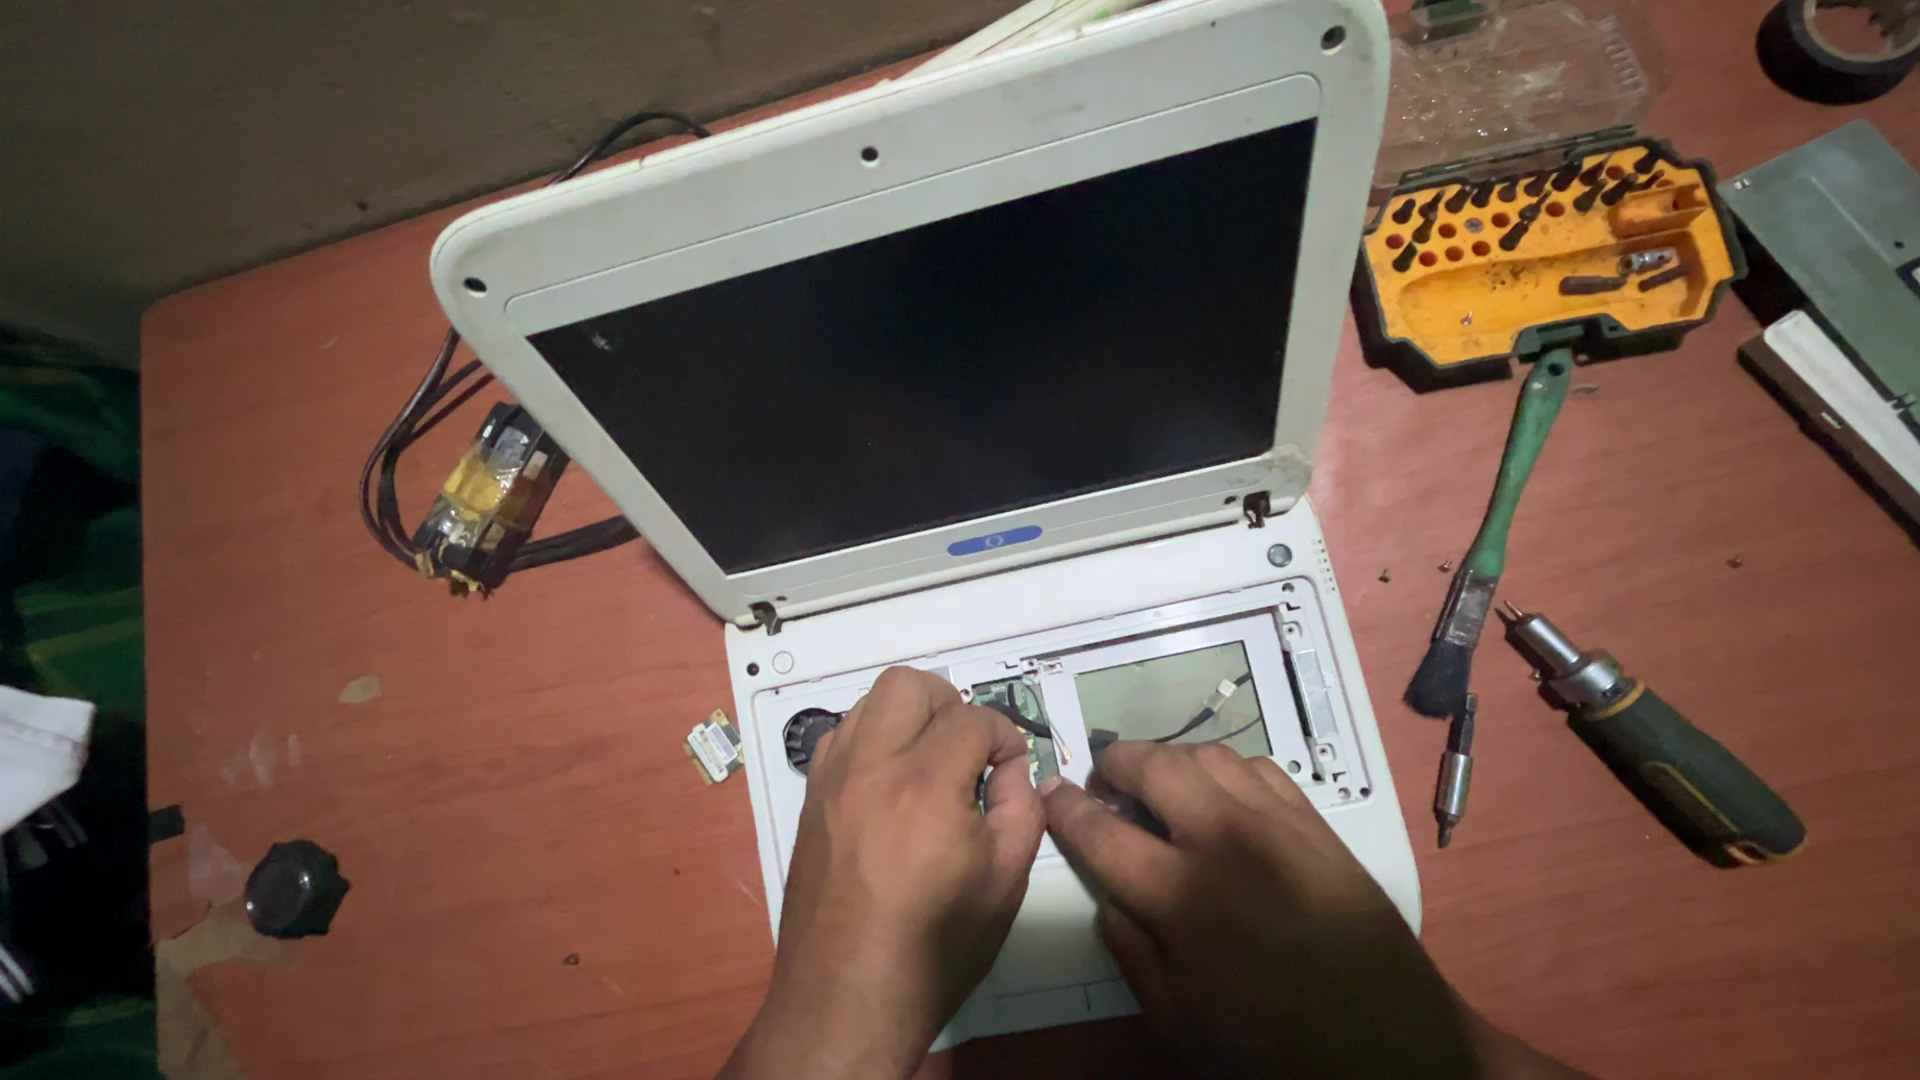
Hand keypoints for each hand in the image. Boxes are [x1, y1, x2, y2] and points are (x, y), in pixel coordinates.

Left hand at [722, 667, 1045, 1079]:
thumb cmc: (936, 946)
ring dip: (909, 716)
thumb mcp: (1005, 882)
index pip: (974, 720)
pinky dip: (873, 737)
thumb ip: (1022, 807)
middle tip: (968, 748)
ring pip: (870, 700)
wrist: (846, 997)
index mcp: (926, 788)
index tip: (1010, 768)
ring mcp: (832, 778)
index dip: (1005, 737)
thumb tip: (1011, 768)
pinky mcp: (810, 795)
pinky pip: (841, 733)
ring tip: (930, 760)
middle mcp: (872, 767)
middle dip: (950, 703)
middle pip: (909, 684)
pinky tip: (890, 779)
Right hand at [1043, 741, 1580, 1078]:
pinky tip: (1218, 798)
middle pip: (1152, 766)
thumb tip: (1106, 892)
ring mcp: (1274, 823)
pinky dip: (1221, 770)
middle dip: (1114, 765)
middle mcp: (1224, 841)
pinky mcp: (1313, 821)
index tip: (1049, 792)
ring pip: (1203, 754)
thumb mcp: (1178, 1018)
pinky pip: (1254, 766)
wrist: (1393, 1048)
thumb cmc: (1273, 1044)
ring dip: (1166, 761)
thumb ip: (1130, 948)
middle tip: (1105, 785)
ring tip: (1158, 787)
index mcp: (1182, 898)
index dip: (1065, 808)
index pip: (1101, 831)